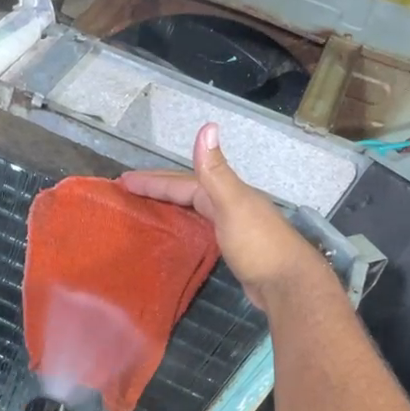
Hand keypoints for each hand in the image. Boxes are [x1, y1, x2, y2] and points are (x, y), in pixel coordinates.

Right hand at [119, 124, 327, 311]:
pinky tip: (176, 232)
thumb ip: (215, 171)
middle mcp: (228, 203)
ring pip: (193, 208)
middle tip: (128, 190)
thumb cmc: (258, 245)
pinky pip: (198, 227)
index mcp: (225, 192)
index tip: (123, 181)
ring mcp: (231, 225)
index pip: (181, 182)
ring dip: (169, 204)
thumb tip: (207, 127)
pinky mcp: (231, 246)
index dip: (153, 180)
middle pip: (187, 190)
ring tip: (146, 207)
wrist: (286, 283)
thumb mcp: (232, 205)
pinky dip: (182, 224)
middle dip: (158, 187)